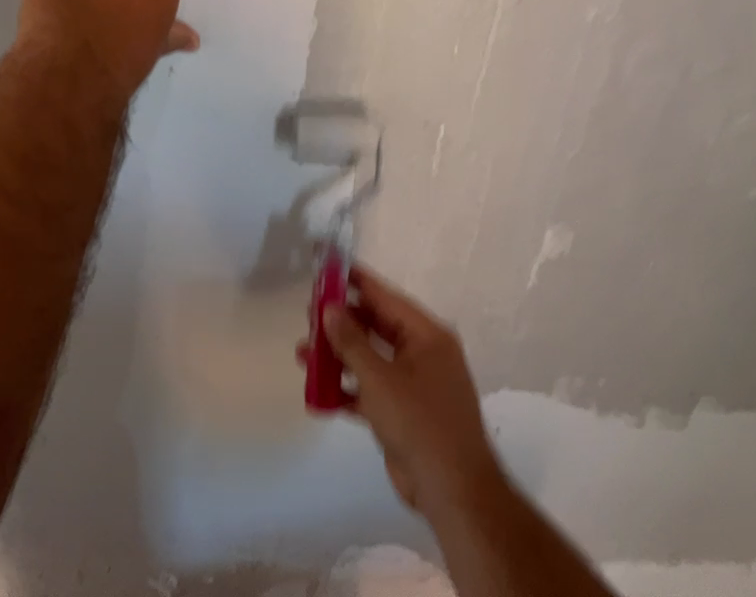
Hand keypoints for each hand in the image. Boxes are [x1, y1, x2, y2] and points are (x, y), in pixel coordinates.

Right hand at [301, 268, 507, 523]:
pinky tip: (318, 393)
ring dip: (338, 357)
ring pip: (369, 358)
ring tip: (302, 354)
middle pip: (375, 326)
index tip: (325, 266)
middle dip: (340, 322)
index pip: (385, 296)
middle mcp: (423, 354)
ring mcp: (414, 384)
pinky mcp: (403, 412)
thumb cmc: (420, 423)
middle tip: (306, 316)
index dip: (354, 280)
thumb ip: (351, 341)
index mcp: (427, 336)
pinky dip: (346, 389)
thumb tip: (330, 308)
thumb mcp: (379, 378)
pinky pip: (370, 389)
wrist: (452, 489)